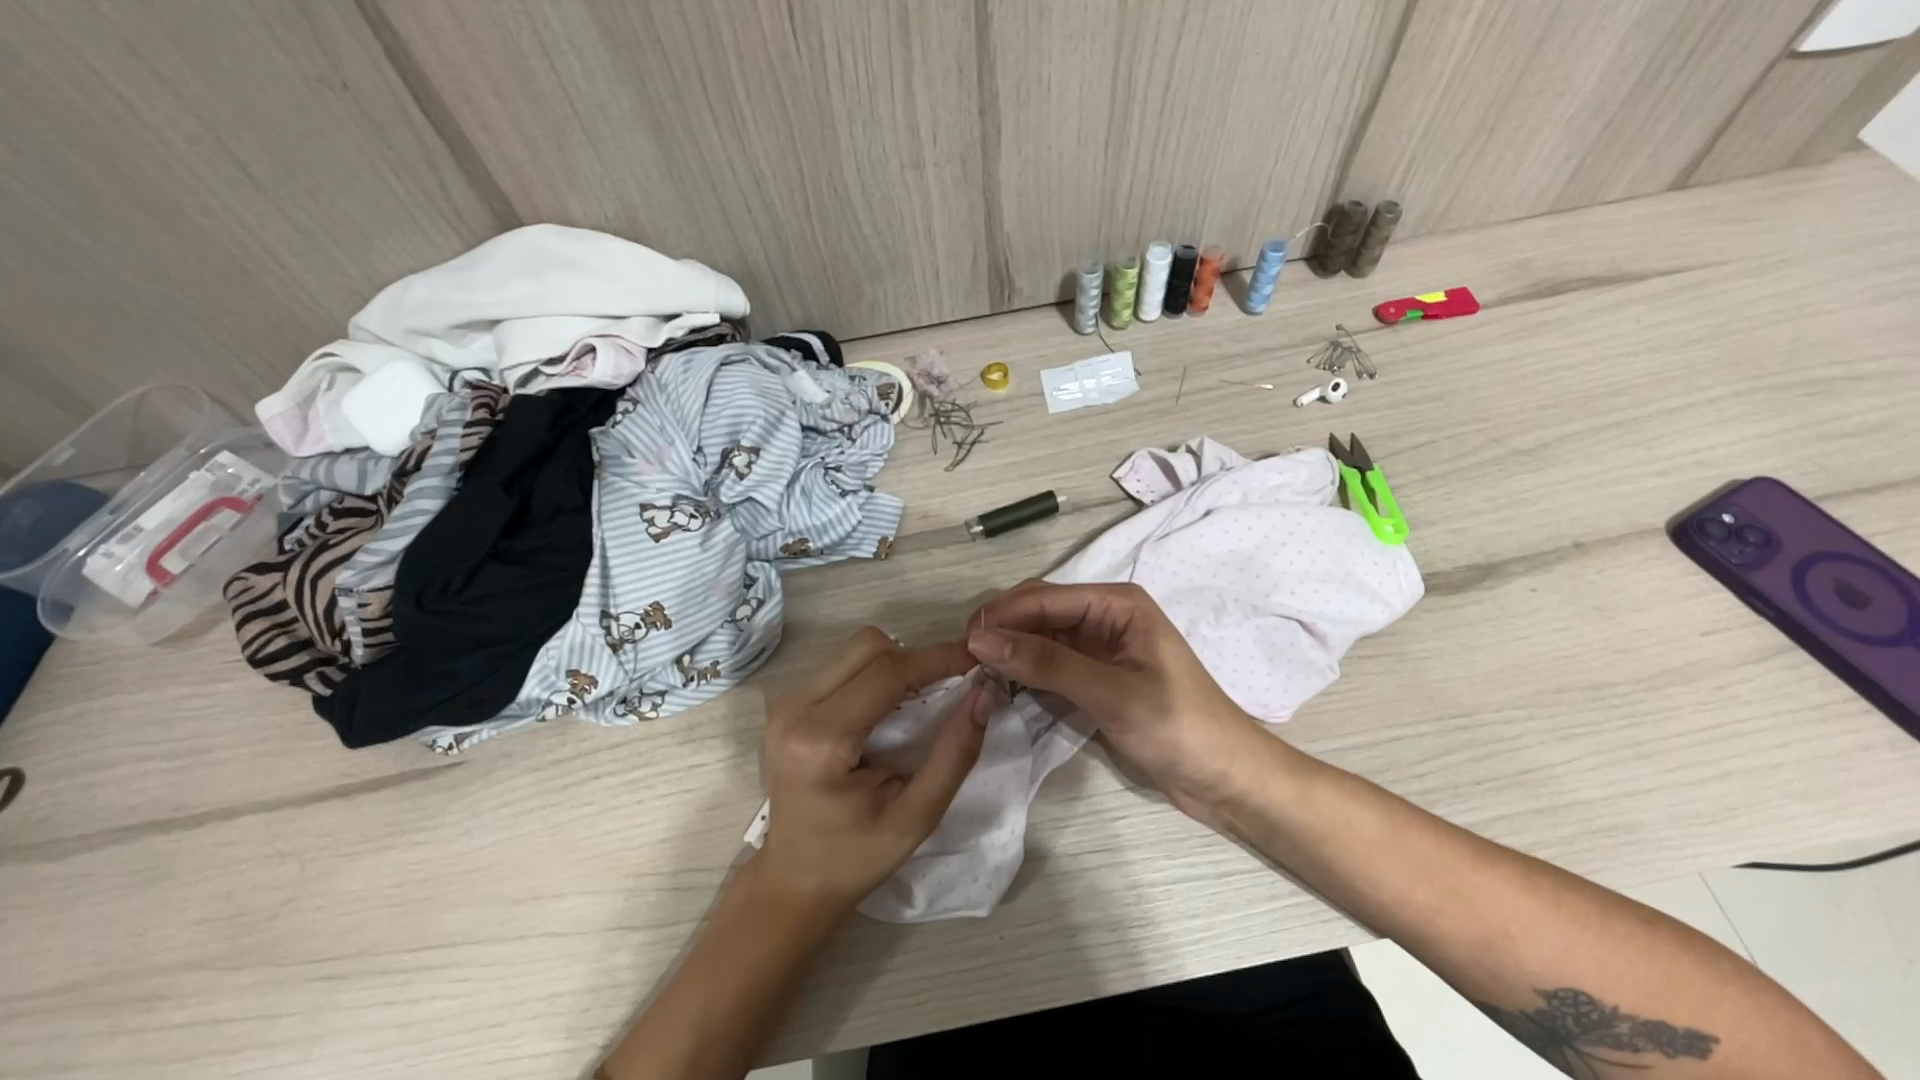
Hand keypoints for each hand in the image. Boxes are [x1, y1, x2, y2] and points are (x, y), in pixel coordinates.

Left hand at [754, 627, 993, 916]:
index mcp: (821, 739)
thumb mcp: (917, 816)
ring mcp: (785, 704)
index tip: (979, 662)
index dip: (938, 658)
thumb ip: (953, 755)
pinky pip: (842, 668)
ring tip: (926, 700)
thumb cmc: (856, 857)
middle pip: (868, 646)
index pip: (888, 672)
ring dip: (897, 664)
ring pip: (855, 651)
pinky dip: (877, 676)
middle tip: (953, 685)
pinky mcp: (788, 706)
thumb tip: (984, 696)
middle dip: (917, 658)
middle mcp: (794, 709)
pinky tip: (894, 712)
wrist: (795, 880)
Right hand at [965, 581, 1282, 821]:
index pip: (1043, 598)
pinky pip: (1050, 665)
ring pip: (1040, 639)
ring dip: (1009, 653)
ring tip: (972, 676)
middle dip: (1001, 630)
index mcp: (1117, 604)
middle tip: (961, 662)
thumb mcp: (1111, 693)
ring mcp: (1100, 649)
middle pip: (1037, 612)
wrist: (1224, 777)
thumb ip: (1046, 664)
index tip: (961, 646)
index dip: (1001, 617)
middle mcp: (1105, 617)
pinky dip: (1025, 674)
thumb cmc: (1178, 726)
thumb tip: (981, 640)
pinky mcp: (1097, 678)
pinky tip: (1000, 688)